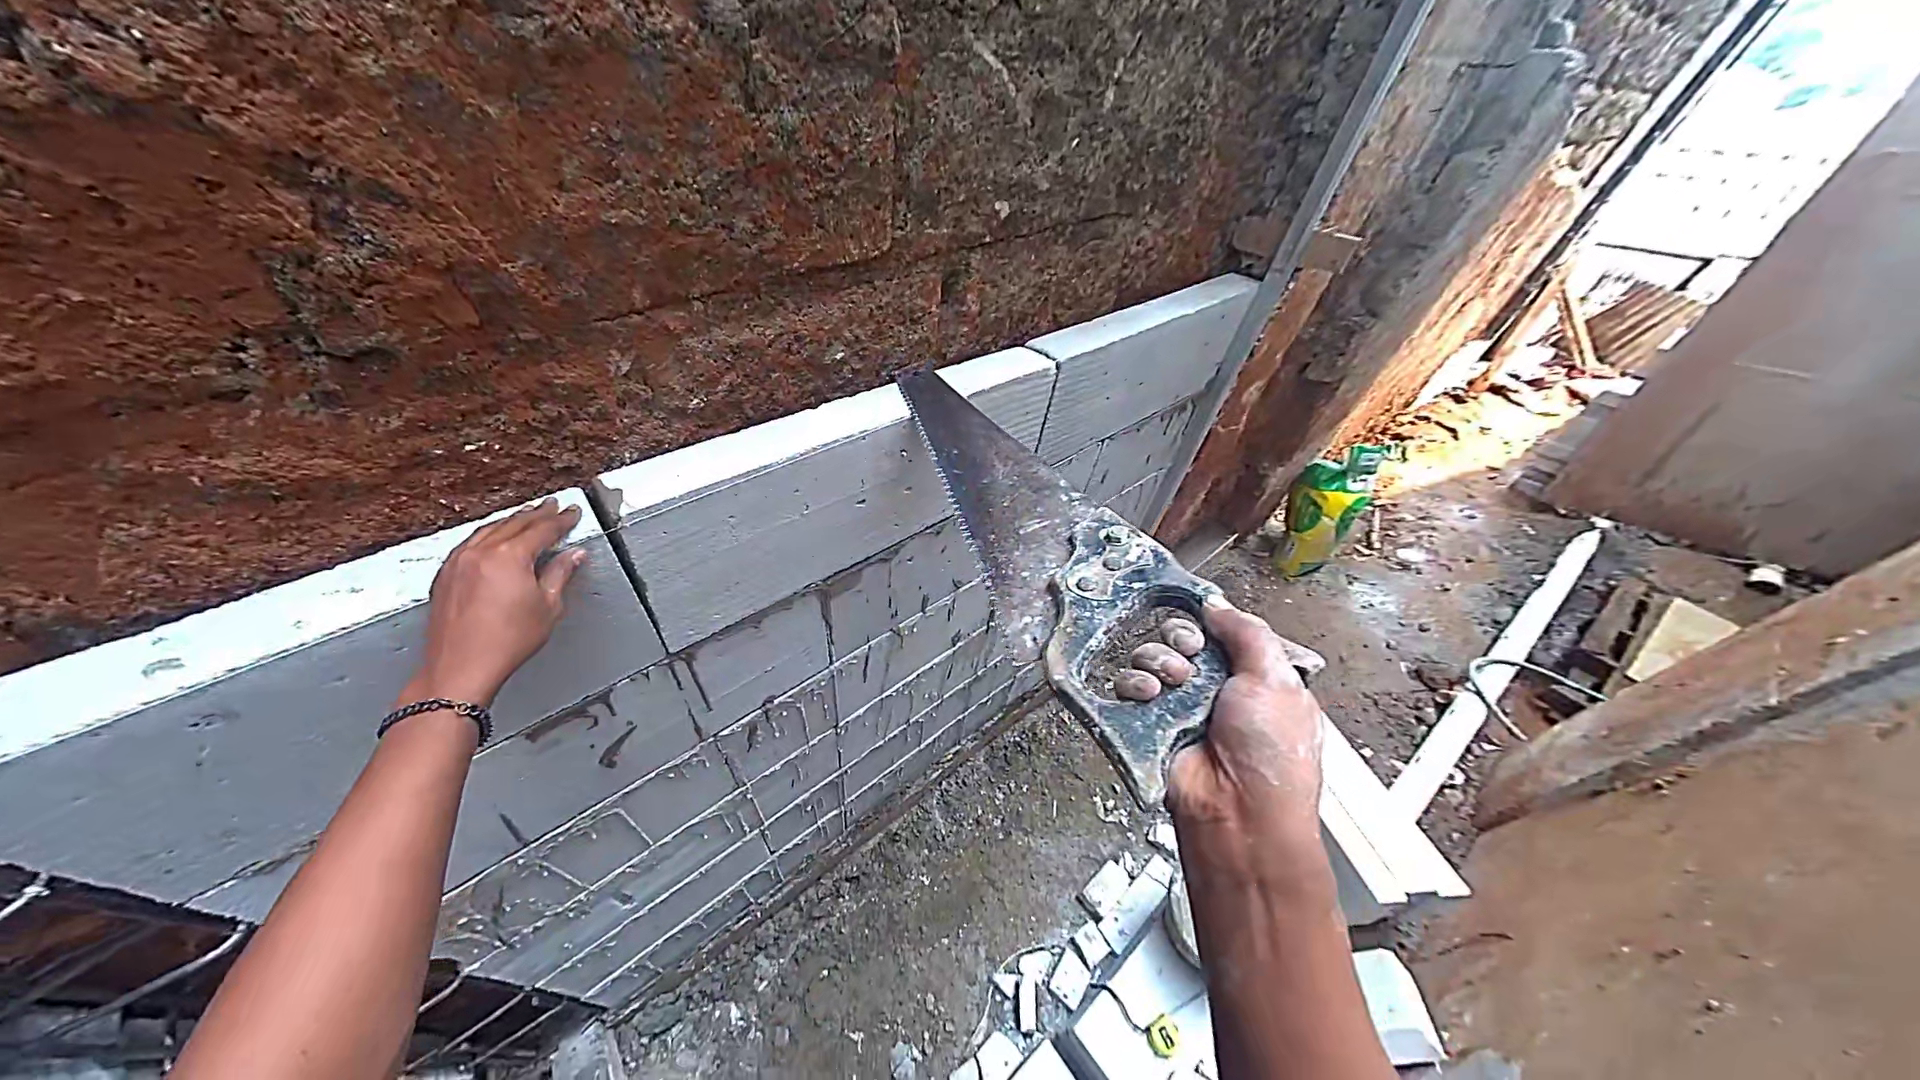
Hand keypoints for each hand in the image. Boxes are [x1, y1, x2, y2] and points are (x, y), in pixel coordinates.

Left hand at [407, 498, 587, 707]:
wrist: (460, 667)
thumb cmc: (503, 642)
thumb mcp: (548, 606)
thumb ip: (560, 574)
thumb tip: (572, 556)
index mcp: (508, 557)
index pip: (542, 529)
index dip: (561, 520)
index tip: (572, 513)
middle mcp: (479, 553)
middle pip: (515, 524)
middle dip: (537, 514)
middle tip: (553, 506)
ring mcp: (457, 563)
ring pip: (490, 530)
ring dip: (512, 521)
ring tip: (527, 516)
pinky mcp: (445, 576)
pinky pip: (470, 543)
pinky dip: (489, 534)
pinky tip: (495, 537)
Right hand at [1117, 600, 1326, 853]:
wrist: (1239, 813)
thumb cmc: (1272, 759)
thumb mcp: (1276, 681)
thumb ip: (1248, 632)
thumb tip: (1218, 604)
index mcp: (1251, 677)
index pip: (1218, 631)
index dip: (1208, 623)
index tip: (1205, 624)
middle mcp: (1213, 689)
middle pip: (1179, 639)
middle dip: (1180, 640)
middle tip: (1190, 656)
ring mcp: (1179, 706)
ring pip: (1150, 658)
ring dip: (1159, 663)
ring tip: (1174, 684)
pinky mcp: (1148, 722)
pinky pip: (1128, 686)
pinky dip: (1134, 684)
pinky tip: (1150, 696)